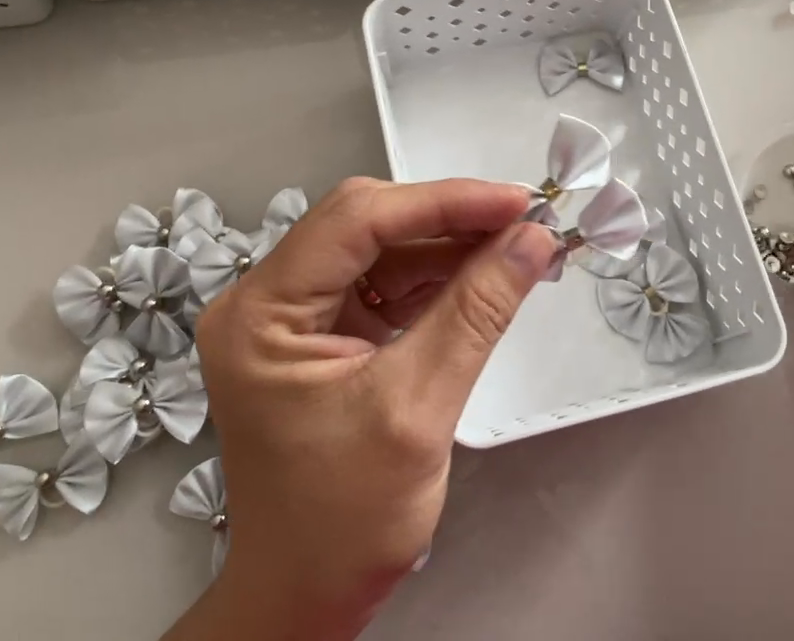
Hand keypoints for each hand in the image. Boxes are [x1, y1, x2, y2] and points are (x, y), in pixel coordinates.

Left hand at [175, 177, 557, 640]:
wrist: (309, 590)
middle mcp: (267, 299)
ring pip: (384, 250)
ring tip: (520, 246)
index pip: (356, 221)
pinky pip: (387, 284)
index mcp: (261, 313)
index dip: (443, 202)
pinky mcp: (326, 331)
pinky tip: (487, 274)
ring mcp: (295, 315)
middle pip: (367, 225)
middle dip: (450, 219)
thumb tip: (532, 240)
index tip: (515, 201)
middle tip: (524, 221)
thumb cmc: (343, 520)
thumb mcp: (416, 410)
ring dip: (453, 246)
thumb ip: (476, 313)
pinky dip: (441, 277)